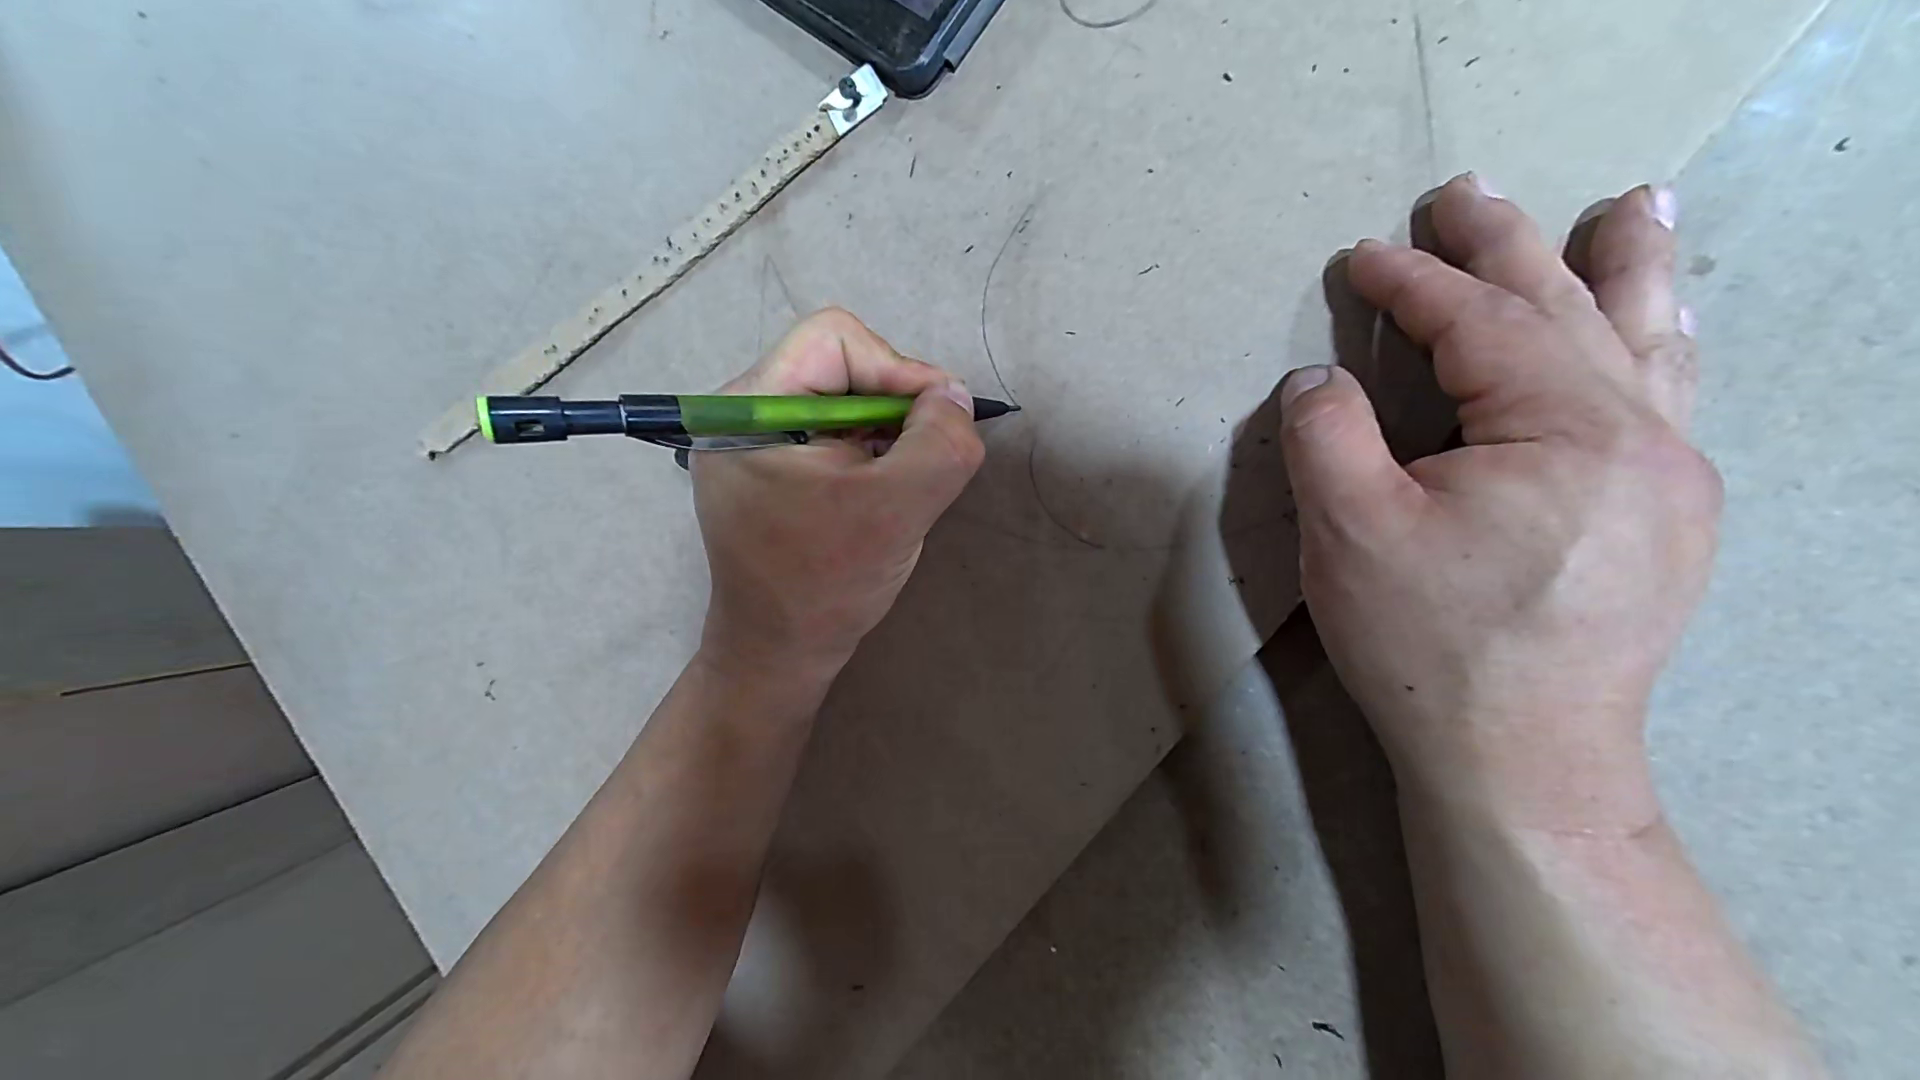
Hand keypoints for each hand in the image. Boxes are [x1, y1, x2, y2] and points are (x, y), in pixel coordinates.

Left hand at [691, 308, 984, 684]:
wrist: (780, 653)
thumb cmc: (826, 585)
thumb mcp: (897, 510)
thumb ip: (941, 443)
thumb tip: (954, 395)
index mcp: (750, 409)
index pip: (834, 340)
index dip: (897, 368)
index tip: (937, 419)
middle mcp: (747, 415)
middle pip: (843, 369)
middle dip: (897, 410)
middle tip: (923, 461)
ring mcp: (761, 444)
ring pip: (847, 404)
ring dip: (891, 438)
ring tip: (901, 489)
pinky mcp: (778, 470)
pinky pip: (839, 436)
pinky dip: (876, 457)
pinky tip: (883, 497)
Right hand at [1280, 175, 1719, 831]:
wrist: (1520, 755)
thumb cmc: (1426, 641)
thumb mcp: (1348, 530)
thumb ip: (1326, 435)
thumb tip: (1317, 377)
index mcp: (1563, 430)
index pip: (1478, 325)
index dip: (1411, 283)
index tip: (1361, 256)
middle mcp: (1641, 435)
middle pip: (1566, 311)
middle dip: (1507, 245)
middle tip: (1466, 192)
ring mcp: (1670, 477)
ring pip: (1644, 344)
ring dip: (1624, 268)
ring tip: (1629, 206)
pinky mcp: (1666, 518)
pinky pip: (1667, 398)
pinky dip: (1654, 341)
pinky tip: (1660, 323)